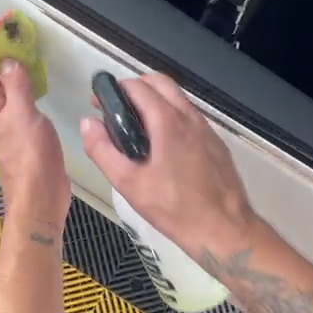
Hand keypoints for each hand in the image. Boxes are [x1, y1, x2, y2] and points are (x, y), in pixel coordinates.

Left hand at [0, 59, 70, 224]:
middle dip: (3, 60)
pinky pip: (20, 104)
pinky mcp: (23, 134)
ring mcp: (8, 125)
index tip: (8, 38)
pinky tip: (39, 86)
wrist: (40, 196)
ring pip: (6, 91)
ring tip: (32, 58)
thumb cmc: (30, 157)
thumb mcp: (23, 114)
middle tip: (23, 43)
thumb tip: (7, 59)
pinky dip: (26, 90)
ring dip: (15, 74)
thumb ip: (15, 85)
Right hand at [79, 73, 255, 260]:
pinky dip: (172, 116)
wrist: (224, 229)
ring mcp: (207, 129)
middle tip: (117, 109)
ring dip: (155, 100)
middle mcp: (190, 117)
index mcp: (168, 121)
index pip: (138, 87)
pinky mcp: (217, 144)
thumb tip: (88, 123)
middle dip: (136, 87)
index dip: (114, 90)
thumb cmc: (173, 208)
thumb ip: (103, 150)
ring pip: (179, 99)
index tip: (99, 104)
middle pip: (161, 83)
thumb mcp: (129, 183)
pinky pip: (191, 118)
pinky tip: (163, 147)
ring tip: (136, 127)